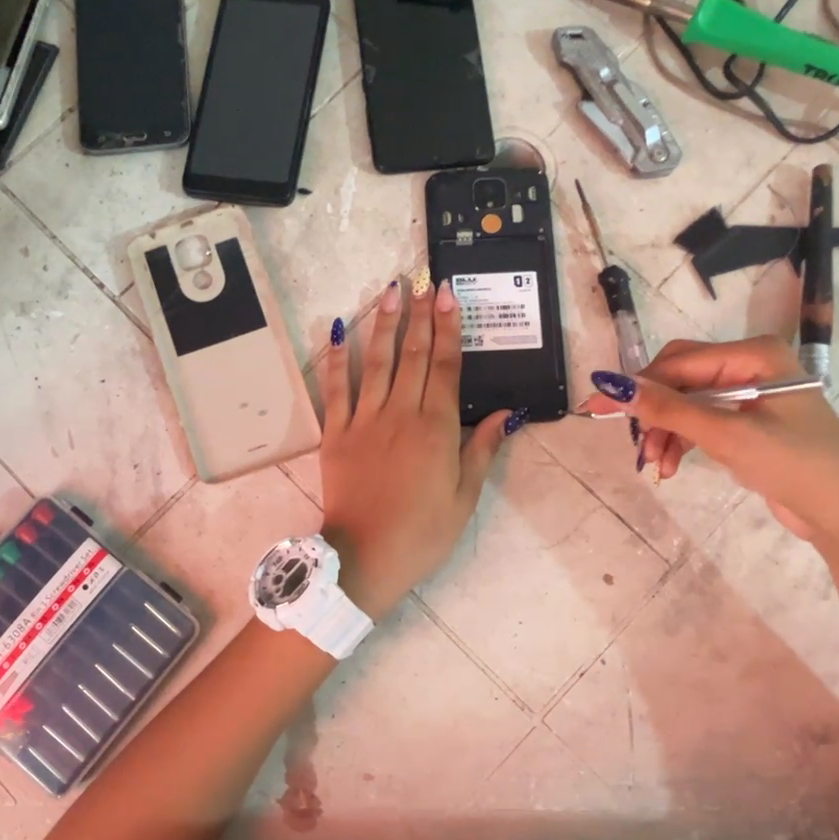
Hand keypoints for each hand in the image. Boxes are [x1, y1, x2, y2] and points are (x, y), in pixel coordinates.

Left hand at [317, 277, 515, 617]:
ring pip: (375, 363)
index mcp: (435, 429)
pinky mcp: (335, 434)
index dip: (448, 329)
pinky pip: (335, 389)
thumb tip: (504, 413)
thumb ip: (480, 450)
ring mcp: (364, 422)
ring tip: (388, 292)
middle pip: (412, 356)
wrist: (365, 558)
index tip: (448, 296)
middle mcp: (400, 414)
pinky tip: (335, 330)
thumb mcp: (464, 498)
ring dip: (382, 324)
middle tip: (423, 282)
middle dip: (420, 316)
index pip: (445, 367)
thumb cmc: (422, 533)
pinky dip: (335, 359)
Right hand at [578, 336, 838, 544]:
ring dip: (664, 432)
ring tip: (655, 465)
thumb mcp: (726, 436)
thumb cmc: (795, 466)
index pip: (678, 361)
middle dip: (653, 411)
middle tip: (633, 443)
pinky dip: (680, 442)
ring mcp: (750, 394)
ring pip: (684, 403)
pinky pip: (699, 422)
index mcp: (753, 354)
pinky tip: (669, 467)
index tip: (596, 408)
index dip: (637, 385)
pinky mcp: (748, 422)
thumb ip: (668, 409)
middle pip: (679, 378)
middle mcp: (750, 365)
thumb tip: (610, 385)